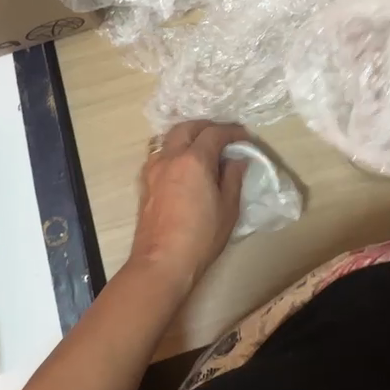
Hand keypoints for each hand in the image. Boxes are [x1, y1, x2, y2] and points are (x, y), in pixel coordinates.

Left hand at [127, 121, 251, 294]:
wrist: (161, 262)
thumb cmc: (200, 237)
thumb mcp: (228, 208)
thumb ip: (233, 178)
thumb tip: (237, 160)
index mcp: (194, 160)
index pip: (214, 134)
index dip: (232, 132)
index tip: (244, 137)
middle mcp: (170, 157)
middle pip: (187, 128)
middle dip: (206, 127)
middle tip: (222, 136)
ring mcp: (153, 169)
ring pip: (169, 139)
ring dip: (187, 136)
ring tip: (202, 148)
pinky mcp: (144, 183)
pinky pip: (159, 155)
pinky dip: (174, 151)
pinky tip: (183, 166)